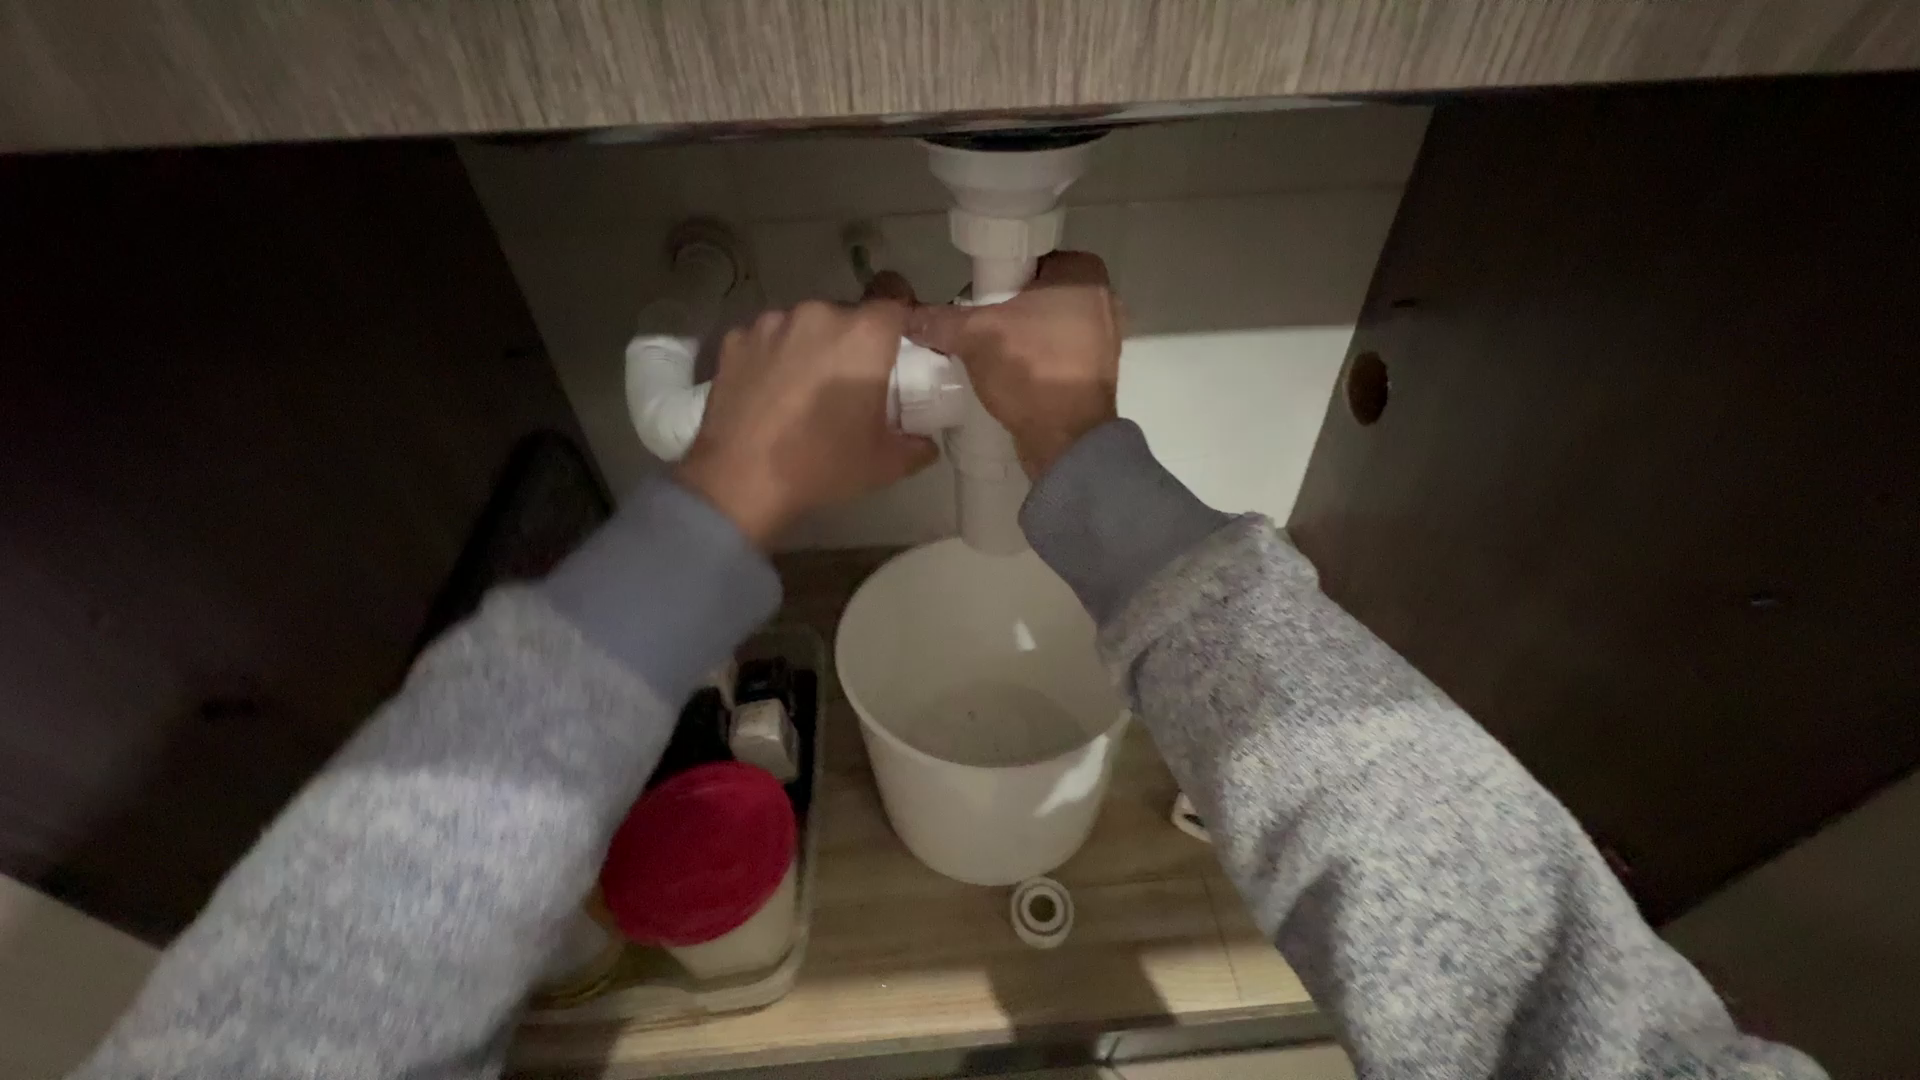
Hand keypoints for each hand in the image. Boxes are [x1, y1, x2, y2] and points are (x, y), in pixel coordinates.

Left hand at [675, 281, 937, 546]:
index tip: (900, 352)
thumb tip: (926, 442)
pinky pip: (766, 340)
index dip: (901, 326)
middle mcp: (819, 314)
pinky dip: (773, 357)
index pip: (897, 305)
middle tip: (850, 383)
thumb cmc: (822, 465)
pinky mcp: (735, 340)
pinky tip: (769, 391)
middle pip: (848, 316)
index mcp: (864, 335)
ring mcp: (771, 323)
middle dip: (853, 343)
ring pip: (804, 326)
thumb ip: (918, 446)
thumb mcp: (886, 464)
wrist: (740, 480)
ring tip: (804, 389)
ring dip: (811, 347)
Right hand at [905, 251, 1121, 476]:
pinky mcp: (1096, 376)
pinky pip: (1057, 358)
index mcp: (1084, 274)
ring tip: (987, 355)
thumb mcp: (976, 337)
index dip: (998, 276)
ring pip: (1048, 329)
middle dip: (1006, 311)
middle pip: (1038, 296)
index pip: (1030, 259)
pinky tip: (1010, 378)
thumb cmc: (1031, 371)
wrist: (1066, 440)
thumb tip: (909, 316)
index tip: (975, 299)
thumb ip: (941, 321)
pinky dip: (1035, 364)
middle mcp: (1103, 301)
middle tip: (976, 328)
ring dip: (1019, 340)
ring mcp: (1104, 342)